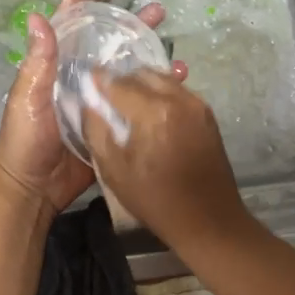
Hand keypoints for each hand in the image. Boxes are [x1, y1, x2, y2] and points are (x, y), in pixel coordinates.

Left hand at [0, 0, 180, 217]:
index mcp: (53, 66)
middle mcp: (77, 77)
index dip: (81, 1)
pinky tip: (175, 84)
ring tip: (173, 45)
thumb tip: (37, 17)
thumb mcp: (27, 97)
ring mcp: (96, 100)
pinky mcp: (110, 123)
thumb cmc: (25, 140)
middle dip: (129, 24)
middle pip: (104, 42)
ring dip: (146, 55)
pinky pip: (134, 101)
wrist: (34, 189)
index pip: (67, 24)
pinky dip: (153, 91)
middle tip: (157, 12)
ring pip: (124, 69)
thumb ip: (38, 61)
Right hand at [81, 70, 246, 246]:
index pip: (118, 83)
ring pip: (162, 79)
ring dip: (141, 83)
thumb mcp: (114, 171)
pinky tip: (149, 109)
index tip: (85, 80)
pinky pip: (177, 90)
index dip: (98, 81)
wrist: (209, 220)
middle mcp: (178, 99)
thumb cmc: (156, 200)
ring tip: (125, 99)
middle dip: (120, 79)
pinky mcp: (207, 114)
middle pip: (142, 74)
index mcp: (153, 112)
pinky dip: (159, 92)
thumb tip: (88, 104)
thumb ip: (96, 131)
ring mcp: (197, 104)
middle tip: (103, 92)